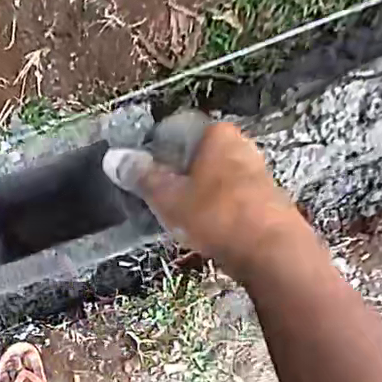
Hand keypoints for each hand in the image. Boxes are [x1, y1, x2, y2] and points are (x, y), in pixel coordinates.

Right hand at [103, 121, 322, 281]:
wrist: (269, 251)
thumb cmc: (215, 216)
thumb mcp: (168, 198)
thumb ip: (140, 177)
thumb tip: (112, 157)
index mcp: (215, 134)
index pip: (173, 130)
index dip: (149, 152)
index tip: (135, 176)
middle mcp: (238, 145)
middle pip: (193, 156)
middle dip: (171, 175)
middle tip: (150, 201)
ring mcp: (253, 172)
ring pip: (209, 178)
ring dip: (190, 195)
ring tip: (172, 220)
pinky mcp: (261, 200)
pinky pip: (225, 199)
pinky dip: (209, 210)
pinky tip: (200, 230)